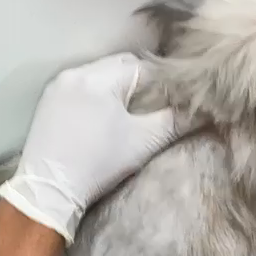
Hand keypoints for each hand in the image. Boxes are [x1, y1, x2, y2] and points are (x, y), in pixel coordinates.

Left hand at [0, 53, 180, 240]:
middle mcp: (76, 72)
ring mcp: (59, 84)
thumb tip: (208, 110)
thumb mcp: (144, 142)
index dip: (163, 80)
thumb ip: (176, 120)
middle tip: (156, 103)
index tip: (175, 97)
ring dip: (118, 86)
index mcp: (99, 77)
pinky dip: (98, 93)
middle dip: (141, 80)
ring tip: (132, 110)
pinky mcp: (49, 99)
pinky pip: (82, 85)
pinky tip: (105, 114)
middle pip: (120, 65)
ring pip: (100, 73)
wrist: (47, 190)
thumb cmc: (98, 164)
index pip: (143, 65)